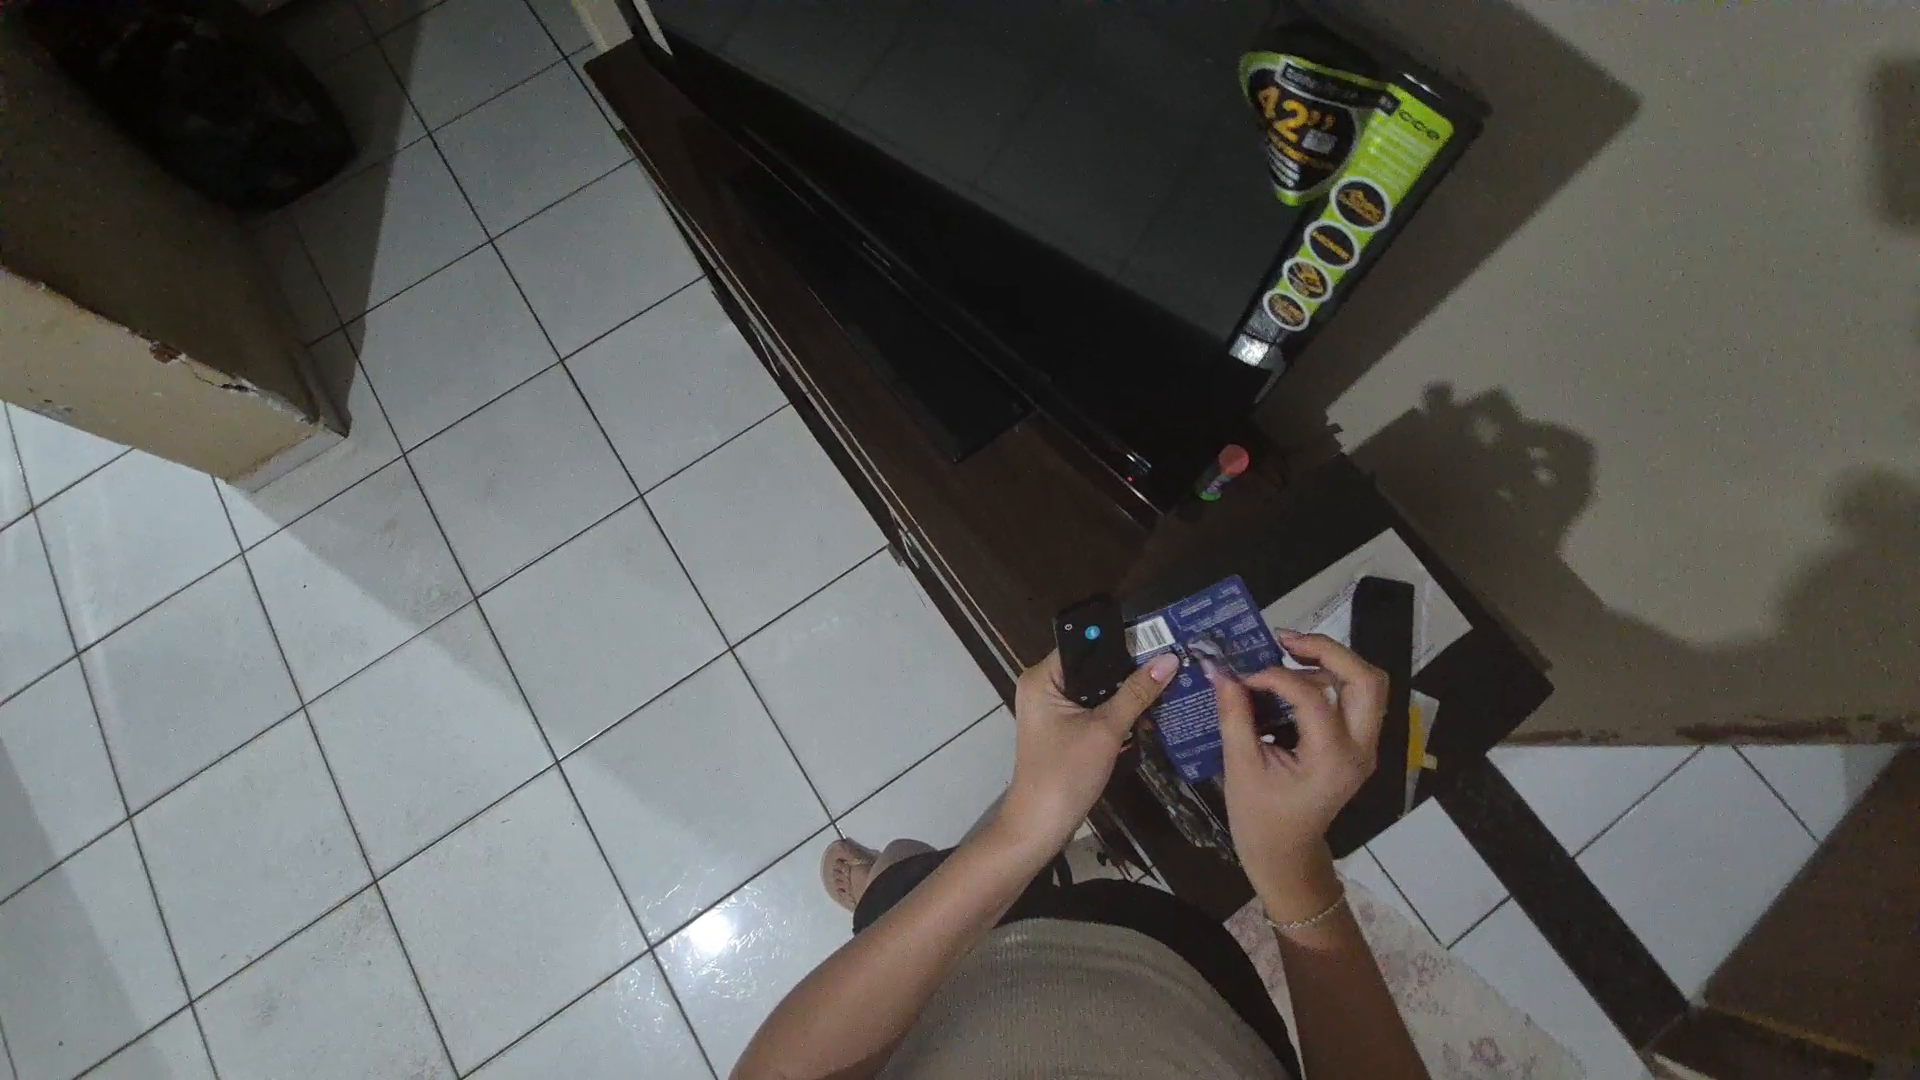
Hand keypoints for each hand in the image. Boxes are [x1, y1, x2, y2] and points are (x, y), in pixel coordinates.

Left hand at [995, 650, 1178, 853]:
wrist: (1041, 824)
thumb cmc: (1067, 772)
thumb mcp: (1105, 730)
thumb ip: (1136, 693)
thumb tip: (1169, 659)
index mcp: (1042, 678)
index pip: (1084, 645)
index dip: (1120, 643)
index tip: (1159, 642)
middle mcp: (1042, 686)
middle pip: (1092, 667)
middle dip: (1128, 672)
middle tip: (1170, 668)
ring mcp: (1050, 709)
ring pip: (1095, 689)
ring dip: (1125, 695)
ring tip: (1165, 692)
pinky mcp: (1062, 728)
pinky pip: (1092, 709)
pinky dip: (1115, 713)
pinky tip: (1145, 718)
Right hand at [1212, 632, 1387, 918]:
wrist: (1286, 855)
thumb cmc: (1260, 818)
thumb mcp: (1240, 766)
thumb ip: (1233, 715)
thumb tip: (1219, 670)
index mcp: (1332, 758)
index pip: (1312, 696)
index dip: (1274, 676)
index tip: (1241, 678)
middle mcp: (1360, 748)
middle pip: (1366, 680)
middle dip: (1328, 651)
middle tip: (1285, 640)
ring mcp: (1363, 746)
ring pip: (1366, 684)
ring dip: (1330, 662)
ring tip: (1286, 653)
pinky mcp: (1354, 744)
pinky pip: (1353, 698)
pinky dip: (1327, 678)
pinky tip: (1292, 676)